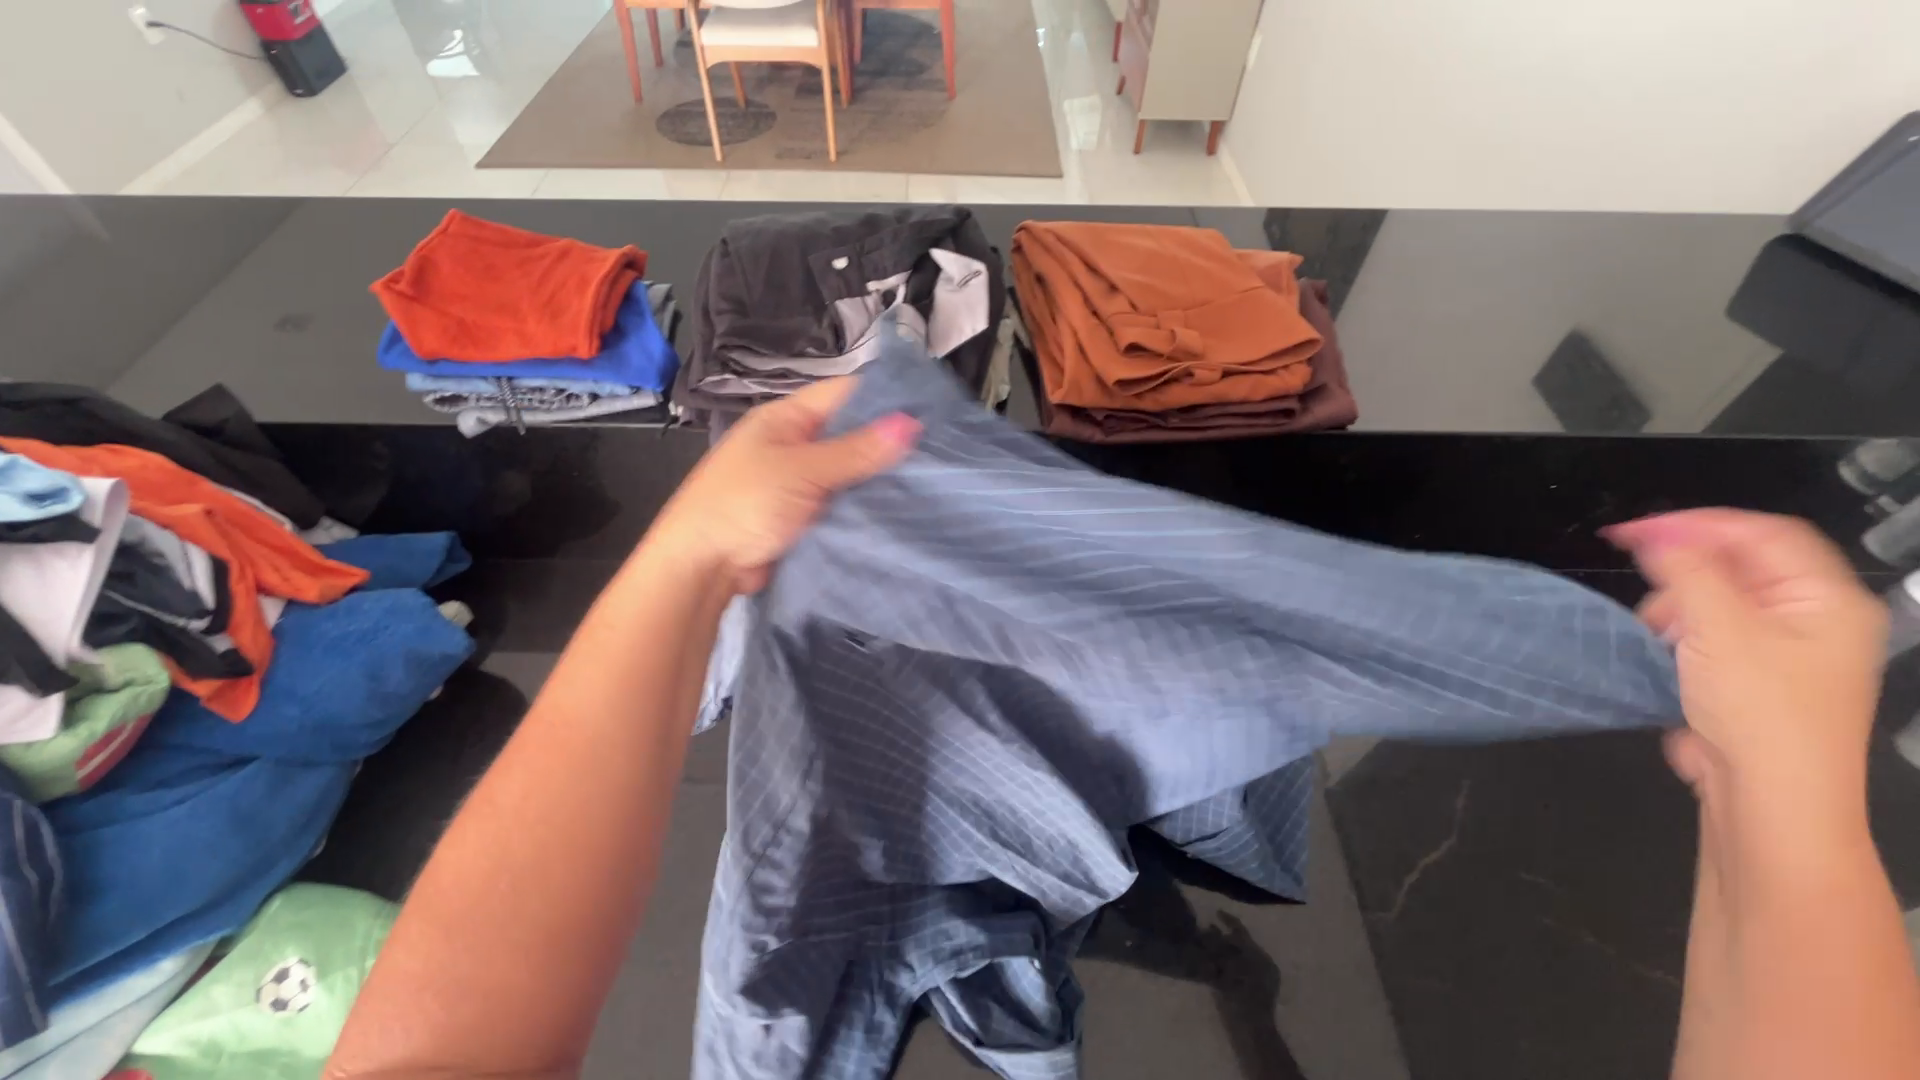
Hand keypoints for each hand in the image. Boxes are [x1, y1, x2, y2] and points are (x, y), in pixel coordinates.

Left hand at [649, 378, 918, 594]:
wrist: (702, 567)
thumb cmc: (743, 504)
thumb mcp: (802, 471)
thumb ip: (856, 450)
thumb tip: (910, 423)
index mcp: (785, 419)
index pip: (844, 394)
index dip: (885, 398)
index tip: (932, 410)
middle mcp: (794, 445)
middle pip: (850, 434)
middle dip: (888, 443)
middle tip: (941, 451)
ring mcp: (799, 482)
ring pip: (850, 473)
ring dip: (879, 479)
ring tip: (933, 480)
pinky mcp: (804, 516)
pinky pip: (842, 504)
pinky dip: (865, 507)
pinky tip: (902, 510)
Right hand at [1604, 509, 1885, 806]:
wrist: (1770, 796)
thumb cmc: (1759, 710)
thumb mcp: (1721, 630)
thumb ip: (1688, 573)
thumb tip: (1658, 538)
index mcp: (1826, 600)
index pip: (1762, 535)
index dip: (1697, 524)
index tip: (1633, 531)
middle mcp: (1812, 618)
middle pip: (1740, 565)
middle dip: (1683, 571)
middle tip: (1642, 580)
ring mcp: (1784, 648)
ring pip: (1717, 598)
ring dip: (1676, 605)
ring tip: (1657, 631)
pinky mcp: (1752, 674)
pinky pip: (1710, 631)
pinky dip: (1680, 631)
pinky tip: (1664, 649)